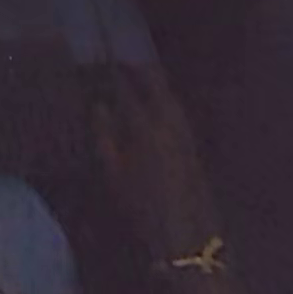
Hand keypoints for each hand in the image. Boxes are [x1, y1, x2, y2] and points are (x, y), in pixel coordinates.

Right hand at [92, 67, 265, 293]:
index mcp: (145, 128)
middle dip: (139, 67)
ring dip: (155, 80)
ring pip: (170, 96)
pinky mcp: (195, 147)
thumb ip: (104, 133)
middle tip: (122, 51)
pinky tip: (156, 99)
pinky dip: (164, 97)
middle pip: (156, 85)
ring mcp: (186, 135)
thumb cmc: (141, 207)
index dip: (111, 69)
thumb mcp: (113, 171)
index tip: (97, 53)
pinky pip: (177, 110)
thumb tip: (98, 103)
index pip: (125, 88)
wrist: (188, 242)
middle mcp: (169, 124)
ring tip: (138, 69)